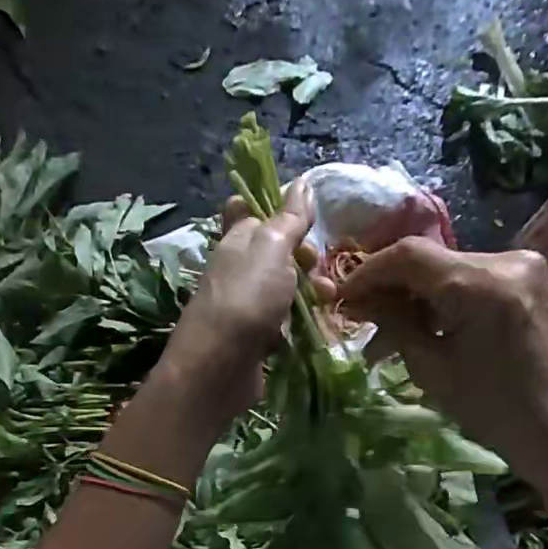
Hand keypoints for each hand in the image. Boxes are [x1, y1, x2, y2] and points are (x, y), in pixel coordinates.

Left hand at [161, 182, 317, 422]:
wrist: (220, 366)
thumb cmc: (247, 298)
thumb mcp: (272, 248)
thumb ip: (289, 219)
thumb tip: (303, 182)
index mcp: (238, 239)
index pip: (253, 212)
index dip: (279, 213)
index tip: (304, 224)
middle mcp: (240, 268)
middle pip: (279, 254)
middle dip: (306, 260)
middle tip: (320, 272)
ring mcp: (248, 305)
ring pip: (287, 290)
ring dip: (311, 293)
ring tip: (327, 301)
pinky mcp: (258, 337)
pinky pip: (287, 322)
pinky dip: (304, 322)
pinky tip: (318, 328)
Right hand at [338, 238, 547, 488]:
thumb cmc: (492, 410)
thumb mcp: (432, 368)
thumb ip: (393, 322)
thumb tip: (356, 299)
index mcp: (481, 285)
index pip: (409, 255)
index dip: (368, 272)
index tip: (342, 298)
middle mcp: (505, 260)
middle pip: (429, 260)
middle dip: (390, 289)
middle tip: (361, 320)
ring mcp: (522, 265)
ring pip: (448, 269)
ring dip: (416, 297)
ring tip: (387, 335)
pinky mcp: (527, 278)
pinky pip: (471, 279)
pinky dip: (444, 299)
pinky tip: (423, 326)